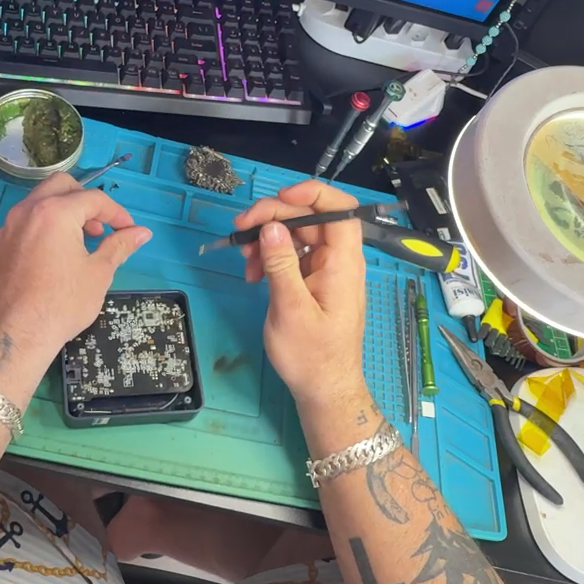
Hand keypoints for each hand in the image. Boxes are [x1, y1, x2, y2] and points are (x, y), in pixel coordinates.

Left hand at [0, 172, 152, 370]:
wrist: (16, 335)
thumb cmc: (63, 303)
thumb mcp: (99, 273)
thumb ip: (120, 245)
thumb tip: (142, 232)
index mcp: (56, 212)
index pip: (94, 199)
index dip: (117, 213)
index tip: (129, 231)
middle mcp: (27, 212)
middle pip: (61, 186)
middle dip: (85, 201)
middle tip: (99, 228)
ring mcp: (7, 229)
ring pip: (39, 204)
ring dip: (63, 213)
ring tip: (78, 244)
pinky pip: (23, 226)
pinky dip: (42, 230)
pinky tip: (52, 259)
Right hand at [237, 181, 370, 420]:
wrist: (324, 390)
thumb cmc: (312, 356)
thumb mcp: (291, 310)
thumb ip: (281, 265)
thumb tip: (270, 227)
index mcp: (343, 263)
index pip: (339, 210)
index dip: (313, 193)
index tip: (279, 197)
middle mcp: (338, 260)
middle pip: (311, 218)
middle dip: (274, 217)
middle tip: (241, 229)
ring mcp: (326, 270)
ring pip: (297, 235)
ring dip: (267, 239)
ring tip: (245, 260)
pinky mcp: (313, 281)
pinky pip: (293, 255)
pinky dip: (271, 257)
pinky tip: (254, 273)